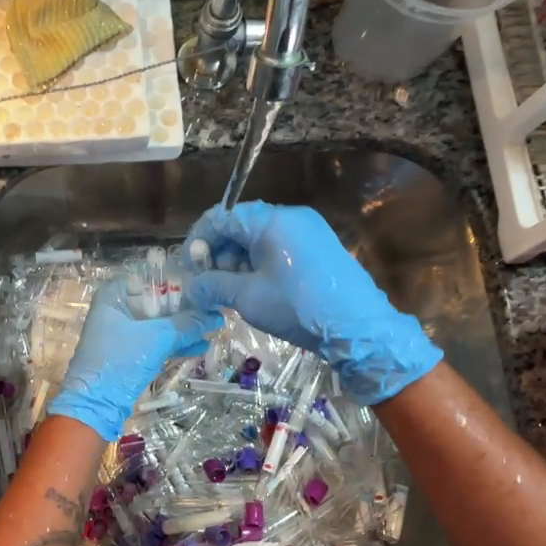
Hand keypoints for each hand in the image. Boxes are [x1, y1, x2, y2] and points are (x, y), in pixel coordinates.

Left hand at [47, 279, 222, 440]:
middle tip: (215, 306)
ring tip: (215, 325)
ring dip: (185, 327)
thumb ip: (187, 324)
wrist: (96, 404)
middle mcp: (117, 308)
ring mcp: (123, 332)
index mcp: (114, 295)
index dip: (179, 282)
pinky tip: (201, 345)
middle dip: (186, 307)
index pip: (151, 278)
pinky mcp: (130, 353)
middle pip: (157, 301)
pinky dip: (176, 342)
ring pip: (159, 323)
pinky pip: (157, 340)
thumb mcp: (156, 339)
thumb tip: (217, 315)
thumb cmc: (120, 361)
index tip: (206, 286)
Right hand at [184, 201, 441, 404]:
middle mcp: (290, 217)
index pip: (222, 217)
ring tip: (230, 290)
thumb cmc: (297, 307)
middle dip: (218, 253)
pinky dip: (259, 263)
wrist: (358, 328)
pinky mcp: (318, 247)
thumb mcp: (247, 297)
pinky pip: (278, 246)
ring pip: (259, 238)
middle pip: (241, 226)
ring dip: (237, 260)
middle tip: (208, 283)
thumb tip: (191, 287)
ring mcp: (308, 231)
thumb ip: (213, 286)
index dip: (199, 240)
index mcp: (271, 221)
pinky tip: (255, 288)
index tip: (188, 267)